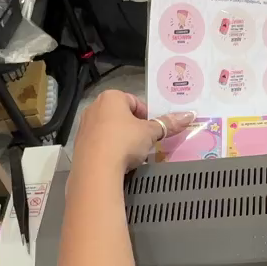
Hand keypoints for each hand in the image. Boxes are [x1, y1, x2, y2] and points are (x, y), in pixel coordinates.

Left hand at [72, 90, 193, 172]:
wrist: (96, 169)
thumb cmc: (124, 141)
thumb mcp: (150, 133)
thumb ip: (167, 124)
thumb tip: (187, 116)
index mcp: (111, 97)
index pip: (135, 102)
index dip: (147, 116)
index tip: (152, 130)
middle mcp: (94, 107)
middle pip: (121, 115)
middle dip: (133, 127)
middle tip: (144, 142)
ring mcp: (84, 126)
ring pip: (109, 129)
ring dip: (121, 138)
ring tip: (131, 154)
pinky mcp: (79, 144)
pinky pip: (99, 143)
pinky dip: (109, 149)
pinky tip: (117, 160)